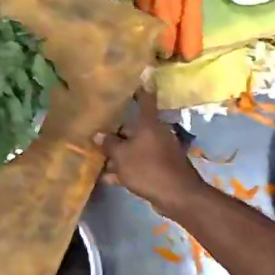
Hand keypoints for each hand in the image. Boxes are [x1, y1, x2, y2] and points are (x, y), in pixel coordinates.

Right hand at [96, 89, 207, 214]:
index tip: (134, 78)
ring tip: (97, 160)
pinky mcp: (160, 168)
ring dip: (118, 154)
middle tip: (96, 134)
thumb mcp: (122, 156)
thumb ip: (109, 144)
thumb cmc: (148, 168)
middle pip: (134, 128)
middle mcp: (156, 133)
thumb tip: (99, 134)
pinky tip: (108, 178)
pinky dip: (125, 169)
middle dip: (116, 133)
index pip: (144, 99)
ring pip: (135, 147)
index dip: (138, 89)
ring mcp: (159, 150)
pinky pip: (139, 163)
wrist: (178, 195)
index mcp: (148, 123)